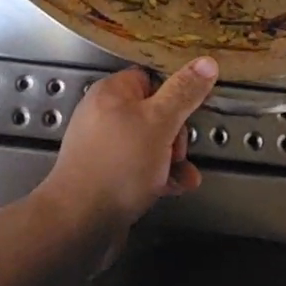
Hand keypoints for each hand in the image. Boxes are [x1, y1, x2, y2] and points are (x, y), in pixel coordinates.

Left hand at [36, 58, 218, 229]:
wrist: (79, 224)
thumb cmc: (118, 165)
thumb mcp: (159, 123)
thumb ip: (183, 93)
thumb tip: (206, 62)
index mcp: (113, 92)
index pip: (150, 77)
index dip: (174, 92)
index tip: (192, 108)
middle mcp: (105, 114)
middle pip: (154, 112)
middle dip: (176, 133)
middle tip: (179, 150)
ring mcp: (105, 147)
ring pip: (151, 144)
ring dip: (173, 159)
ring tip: (184, 174)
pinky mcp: (108, 176)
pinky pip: (141, 168)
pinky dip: (161, 176)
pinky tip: (175, 187)